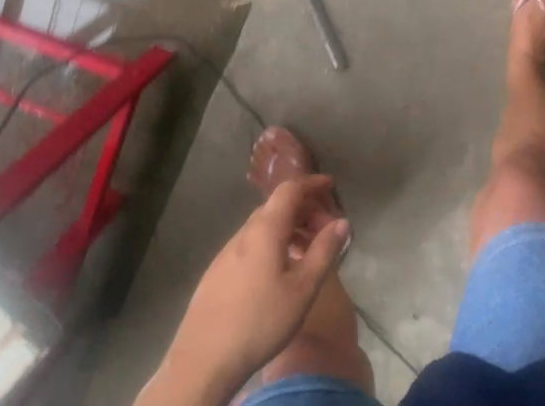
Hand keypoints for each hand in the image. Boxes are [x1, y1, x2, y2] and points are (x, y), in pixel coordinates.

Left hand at [165, 176, 349, 401]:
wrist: (203, 361)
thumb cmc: (260, 321)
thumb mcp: (304, 288)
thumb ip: (324, 251)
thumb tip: (341, 222)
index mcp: (265, 230)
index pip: (289, 190)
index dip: (311, 184)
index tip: (331, 186)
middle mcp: (243, 235)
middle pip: (276, 207)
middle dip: (304, 210)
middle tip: (326, 230)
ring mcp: (226, 255)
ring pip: (262, 228)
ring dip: (289, 230)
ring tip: (307, 253)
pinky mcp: (217, 274)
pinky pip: (251, 246)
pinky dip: (272, 245)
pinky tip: (279, 274)